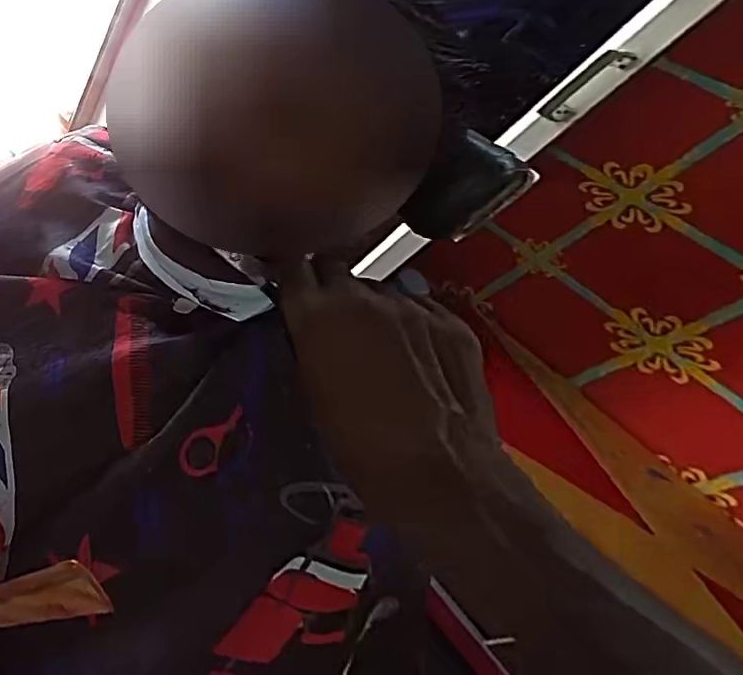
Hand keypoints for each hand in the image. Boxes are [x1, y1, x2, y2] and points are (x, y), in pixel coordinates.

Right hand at [278, 257, 505, 527]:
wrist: (445, 477)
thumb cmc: (359, 445)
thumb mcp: (310, 387)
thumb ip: (307, 339)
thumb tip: (308, 324)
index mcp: (314, 312)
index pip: (291, 264)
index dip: (291, 274)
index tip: (291, 285)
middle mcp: (358, 297)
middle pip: (334, 266)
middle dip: (329, 285)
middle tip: (332, 316)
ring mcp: (410, 306)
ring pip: (378, 288)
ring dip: (372, 306)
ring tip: (380, 343)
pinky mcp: (452, 322)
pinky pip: (421, 308)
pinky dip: (413, 324)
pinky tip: (418, 356)